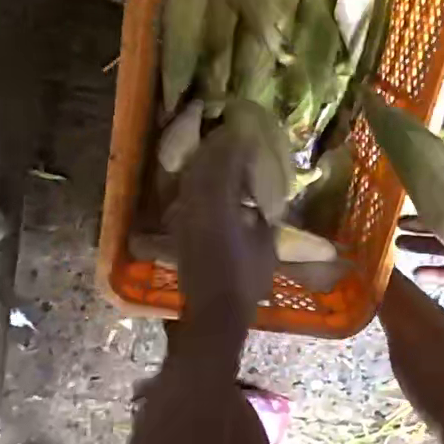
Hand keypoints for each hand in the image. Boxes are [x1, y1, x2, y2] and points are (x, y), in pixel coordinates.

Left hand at [170, 126, 275, 342]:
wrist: (215, 312)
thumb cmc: (246, 279)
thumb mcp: (264, 243)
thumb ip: (260, 215)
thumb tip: (257, 202)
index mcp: (217, 203)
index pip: (223, 161)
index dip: (234, 144)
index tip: (246, 131)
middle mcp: (194, 204)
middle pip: (203, 165)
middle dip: (218, 148)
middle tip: (234, 138)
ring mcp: (183, 217)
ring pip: (192, 180)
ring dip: (207, 165)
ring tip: (224, 158)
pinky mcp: (179, 230)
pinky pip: (189, 195)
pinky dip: (201, 184)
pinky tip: (215, 188)